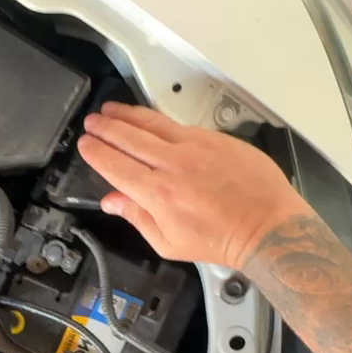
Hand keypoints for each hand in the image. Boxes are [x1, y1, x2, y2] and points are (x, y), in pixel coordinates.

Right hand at [78, 101, 318, 269]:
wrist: (265, 226)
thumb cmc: (221, 239)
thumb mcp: (168, 242)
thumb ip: (137, 218)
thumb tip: (112, 201)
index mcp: (158, 194)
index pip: (115, 165)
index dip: (96, 152)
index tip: (86, 145)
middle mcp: (173, 165)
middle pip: (129, 137)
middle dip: (106, 128)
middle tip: (92, 122)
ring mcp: (195, 147)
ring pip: (152, 123)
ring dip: (127, 115)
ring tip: (111, 110)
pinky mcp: (214, 138)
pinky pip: (178, 124)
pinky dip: (157, 119)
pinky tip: (148, 119)